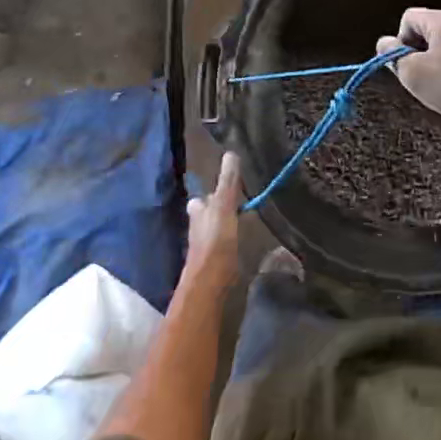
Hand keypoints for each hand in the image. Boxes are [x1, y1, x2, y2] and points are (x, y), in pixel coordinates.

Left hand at [185, 152, 242, 277]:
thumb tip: (230, 153)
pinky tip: (242, 248)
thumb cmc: (215, 242)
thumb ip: (227, 183)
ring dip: (224, 230)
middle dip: (215, 214)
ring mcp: (206, 251)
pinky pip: (223, 251)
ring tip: (241, 226)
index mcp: (199, 214)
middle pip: (205, 218)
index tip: (220, 190)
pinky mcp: (215, 268)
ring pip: (213, 235)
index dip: (208, 196)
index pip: (200, 200)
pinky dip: (230, 247)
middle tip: (234, 208)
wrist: (209, 286)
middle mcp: (198, 231)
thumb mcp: (224, 207)